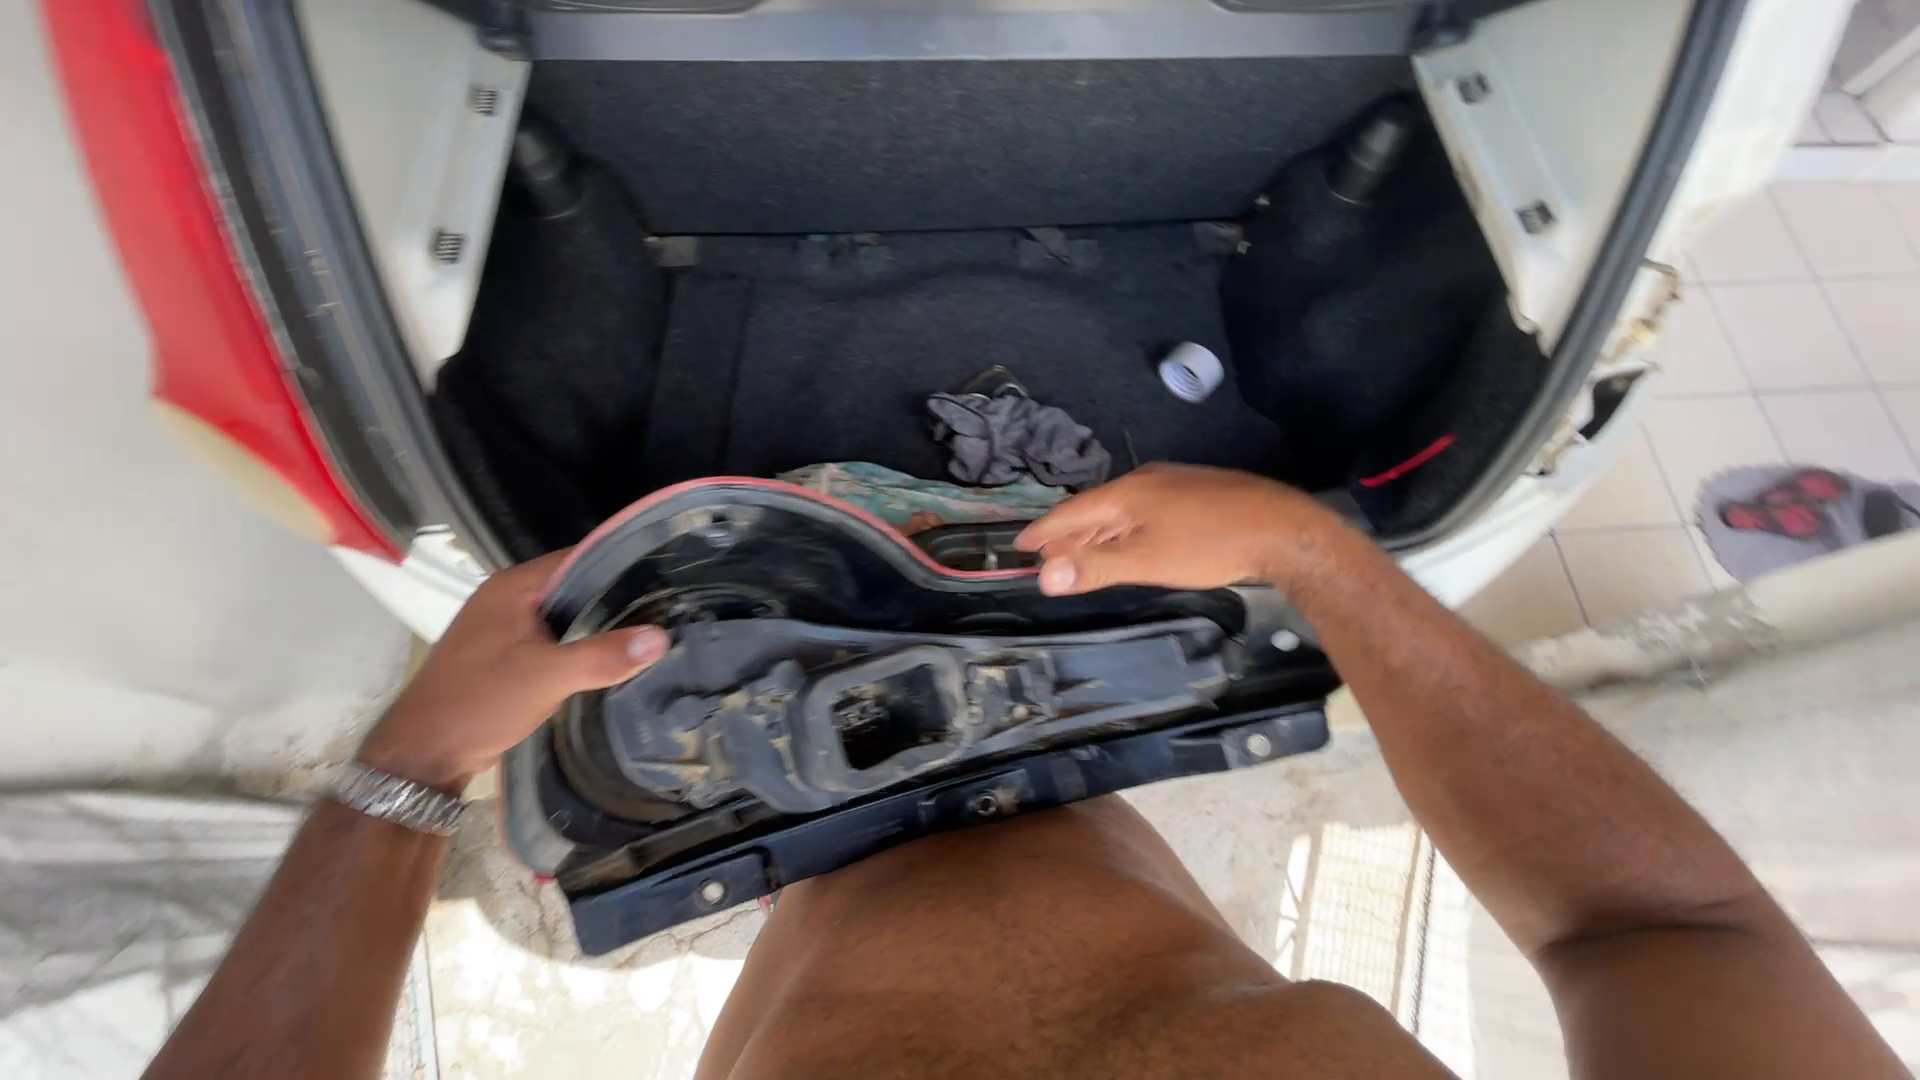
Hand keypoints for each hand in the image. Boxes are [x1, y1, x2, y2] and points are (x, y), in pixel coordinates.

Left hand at [357, 549, 669, 791]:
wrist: (423, 757)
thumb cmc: (478, 704)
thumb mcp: (546, 677)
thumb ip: (603, 655)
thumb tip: (661, 637)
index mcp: (513, 587)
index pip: (580, 557)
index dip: (623, 563)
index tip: (667, 575)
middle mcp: (509, 598)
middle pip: (577, 584)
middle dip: (620, 595)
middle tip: (669, 606)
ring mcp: (508, 627)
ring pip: (570, 613)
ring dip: (604, 622)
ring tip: (654, 628)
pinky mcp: (511, 653)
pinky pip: (560, 636)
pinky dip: (586, 642)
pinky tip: (617, 656)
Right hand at [1013, 463, 1352, 595]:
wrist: (1283, 530)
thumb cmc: (1209, 546)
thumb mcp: (1146, 561)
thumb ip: (1095, 568)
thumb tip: (1045, 576)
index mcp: (1127, 493)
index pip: (1071, 512)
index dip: (1044, 532)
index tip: (1020, 546)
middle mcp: (1145, 480)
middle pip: (1094, 510)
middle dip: (1068, 536)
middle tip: (1046, 558)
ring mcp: (1173, 484)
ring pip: (1121, 510)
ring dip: (1097, 534)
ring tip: (1080, 554)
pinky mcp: (1196, 494)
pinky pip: (1145, 510)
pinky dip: (1125, 530)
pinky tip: (1131, 542)